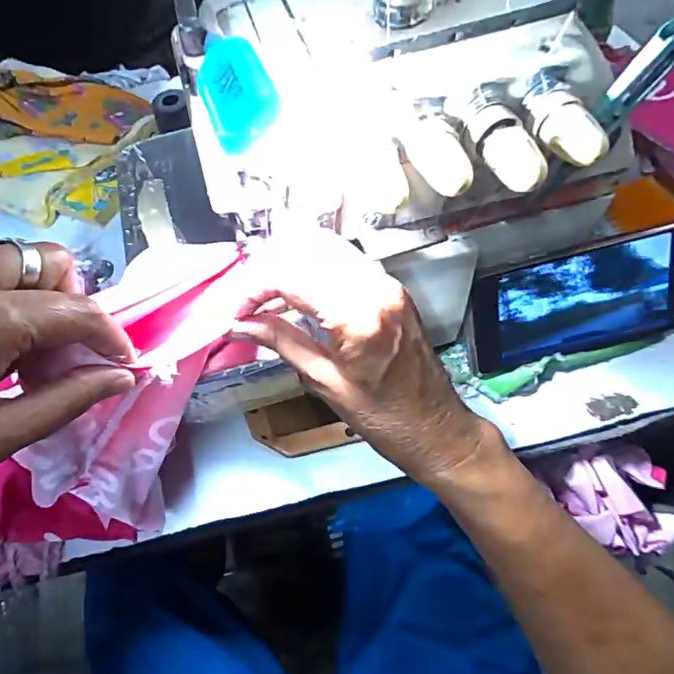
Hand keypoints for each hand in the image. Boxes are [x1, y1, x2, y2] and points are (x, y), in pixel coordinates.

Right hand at [230, 232, 513, 492]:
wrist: (436, 427)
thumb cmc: (384, 417)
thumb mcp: (323, 381)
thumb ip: (281, 341)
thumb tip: (241, 324)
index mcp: (358, 318)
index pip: (291, 277)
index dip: (254, 289)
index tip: (238, 311)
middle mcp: (376, 290)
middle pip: (307, 251)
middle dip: (268, 270)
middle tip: (247, 299)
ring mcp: (387, 284)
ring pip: (326, 246)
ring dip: (290, 263)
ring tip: (266, 293)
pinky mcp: (391, 287)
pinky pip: (344, 259)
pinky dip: (314, 266)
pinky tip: (296, 290)